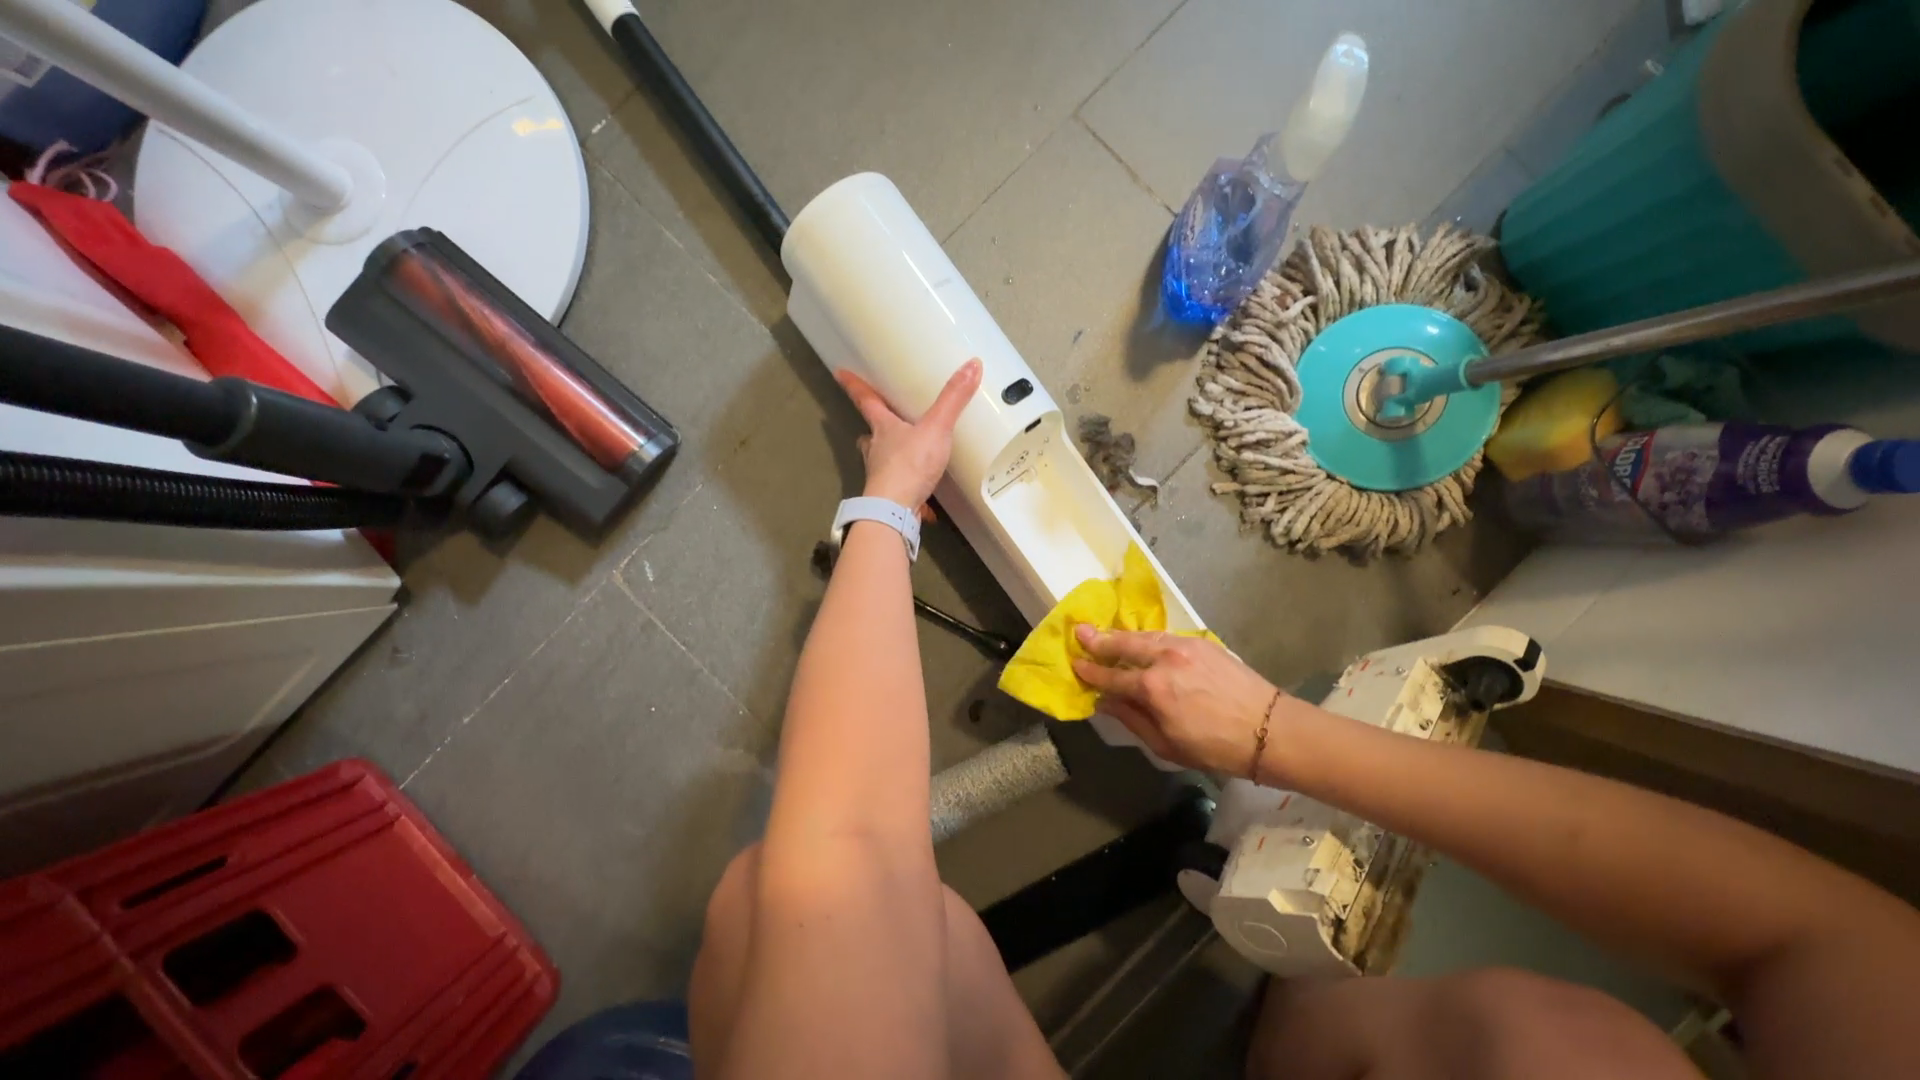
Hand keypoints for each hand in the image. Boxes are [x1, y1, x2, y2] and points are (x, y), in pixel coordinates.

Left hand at [836, 358, 981, 517]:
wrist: (895, 511)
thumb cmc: (909, 464)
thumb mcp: (935, 428)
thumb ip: (953, 399)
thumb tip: (972, 364)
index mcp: (883, 428)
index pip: (866, 400)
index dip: (855, 386)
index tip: (840, 373)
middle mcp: (877, 450)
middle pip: (870, 435)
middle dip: (874, 429)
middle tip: (881, 425)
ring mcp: (881, 476)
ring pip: (881, 463)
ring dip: (891, 459)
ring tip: (908, 459)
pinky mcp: (890, 498)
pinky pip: (900, 492)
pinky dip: (911, 495)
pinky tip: (925, 505)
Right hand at [1071, 625, 1286, 776]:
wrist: (1269, 730)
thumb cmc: (1215, 748)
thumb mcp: (1166, 745)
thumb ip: (1132, 719)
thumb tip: (1106, 701)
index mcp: (1152, 687)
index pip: (1111, 676)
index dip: (1091, 671)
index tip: (1074, 664)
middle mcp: (1165, 659)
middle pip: (1124, 644)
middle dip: (1100, 639)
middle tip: (1080, 631)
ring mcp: (1186, 646)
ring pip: (1146, 636)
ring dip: (1124, 636)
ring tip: (1108, 635)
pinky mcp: (1203, 643)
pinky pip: (1167, 637)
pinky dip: (1150, 639)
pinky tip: (1145, 643)